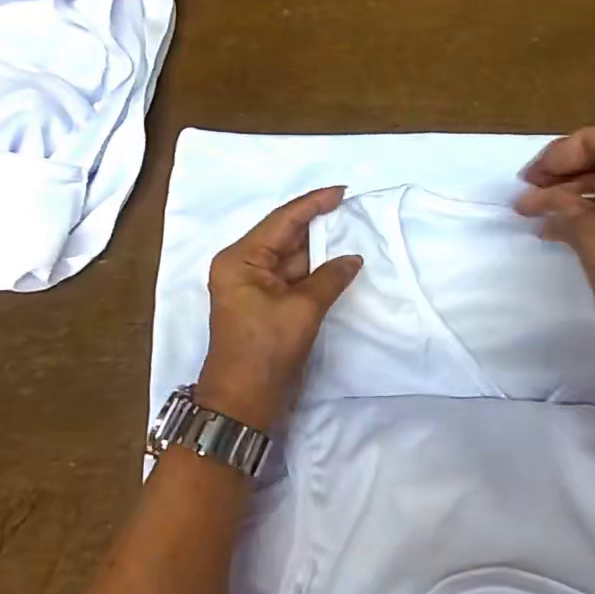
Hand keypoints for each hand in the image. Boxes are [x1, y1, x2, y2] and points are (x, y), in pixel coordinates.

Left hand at [200, 186, 362, 426]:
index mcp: (241, 259)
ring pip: (294, 257)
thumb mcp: (303, 309)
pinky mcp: (269, 304)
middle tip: (353, 208)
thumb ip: (330, 277)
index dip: (313, 204)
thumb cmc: (266, 350)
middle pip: (287, 236)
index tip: (342, 192)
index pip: (282, 220)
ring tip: (354, 229)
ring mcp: (257, 286)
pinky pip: (296, 277)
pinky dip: (318, 270)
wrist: (245, 401)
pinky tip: (342, 261)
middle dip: (319, 224)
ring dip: (321, 248)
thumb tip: (353, 258)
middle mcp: (245, 267)